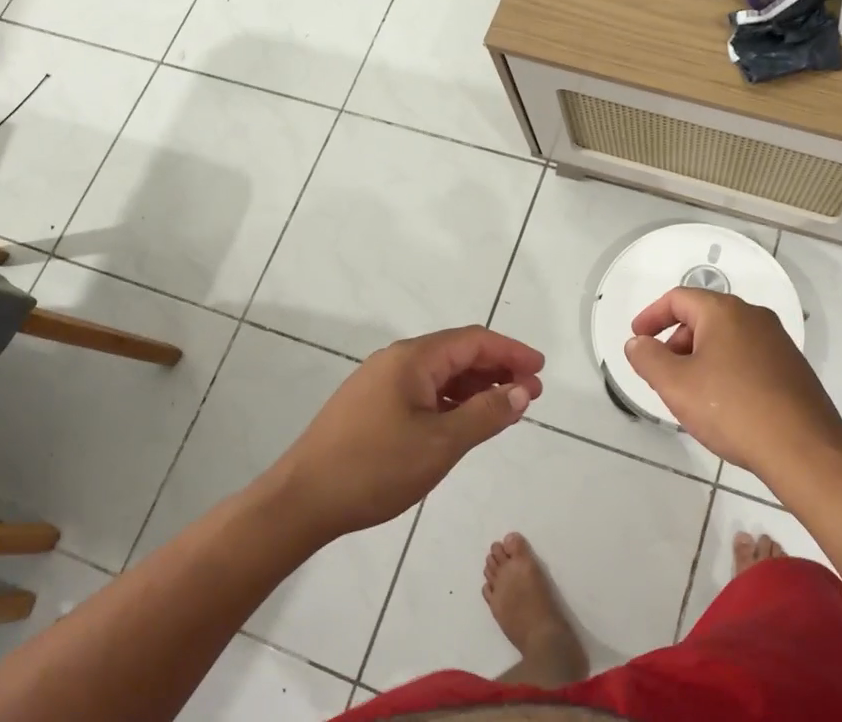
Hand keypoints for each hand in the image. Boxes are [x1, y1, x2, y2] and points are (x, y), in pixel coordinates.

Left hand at [275, 326, 543, 538]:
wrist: (301, 501)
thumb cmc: (375, 468)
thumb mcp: (441, 444)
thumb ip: (486, 414)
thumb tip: (522, 391)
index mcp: (413, 359)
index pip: (474, 341)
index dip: (512, 352)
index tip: (541, 370)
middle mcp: (396, 361)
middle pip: (457, 353)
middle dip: (497, 370)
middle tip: (530, 395)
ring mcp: (379, 384)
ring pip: (439, 375)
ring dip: (475, 387)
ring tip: (504, 410)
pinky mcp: (369, 407)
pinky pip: (422, 392)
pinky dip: (451, 402)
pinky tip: (463, 423)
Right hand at [623, 288, 841, 477]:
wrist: (803, 448)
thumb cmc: (732, 409)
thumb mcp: (676, 385)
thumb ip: (648, 359)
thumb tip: (638, 343)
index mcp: (725, 311)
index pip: (679, 298)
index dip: (652, 316)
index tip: (637, 339)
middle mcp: (754, 317)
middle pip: (704, 316)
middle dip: (676, 340)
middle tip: (662, 373)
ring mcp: (778, 341)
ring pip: (727, 338)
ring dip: (701, 357)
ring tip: (690, 393)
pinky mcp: (792, 367)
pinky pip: (748, 357)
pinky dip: (726, 369)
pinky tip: (723, 404)